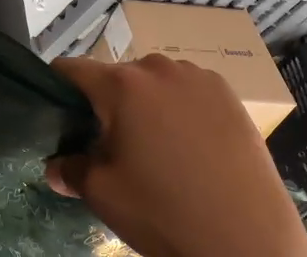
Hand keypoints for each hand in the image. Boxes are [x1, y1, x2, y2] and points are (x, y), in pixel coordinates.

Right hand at [46, 55, 306, 256]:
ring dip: (148, 105)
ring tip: (161, 149)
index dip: (59, 90)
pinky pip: (189, 91)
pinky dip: (182, 109)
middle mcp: (157, 67)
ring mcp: (197, 76)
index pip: (71, 69)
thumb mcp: (105, 196)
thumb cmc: (167, 214)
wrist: (250, 244)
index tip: (62, 118)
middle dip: (110, 105)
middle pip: (116, 77)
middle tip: (117, 147)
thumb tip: (56, 165)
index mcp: (121, 84)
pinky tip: (193, 147)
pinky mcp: (229, 93)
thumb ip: (71, 170)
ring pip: (155, 82)